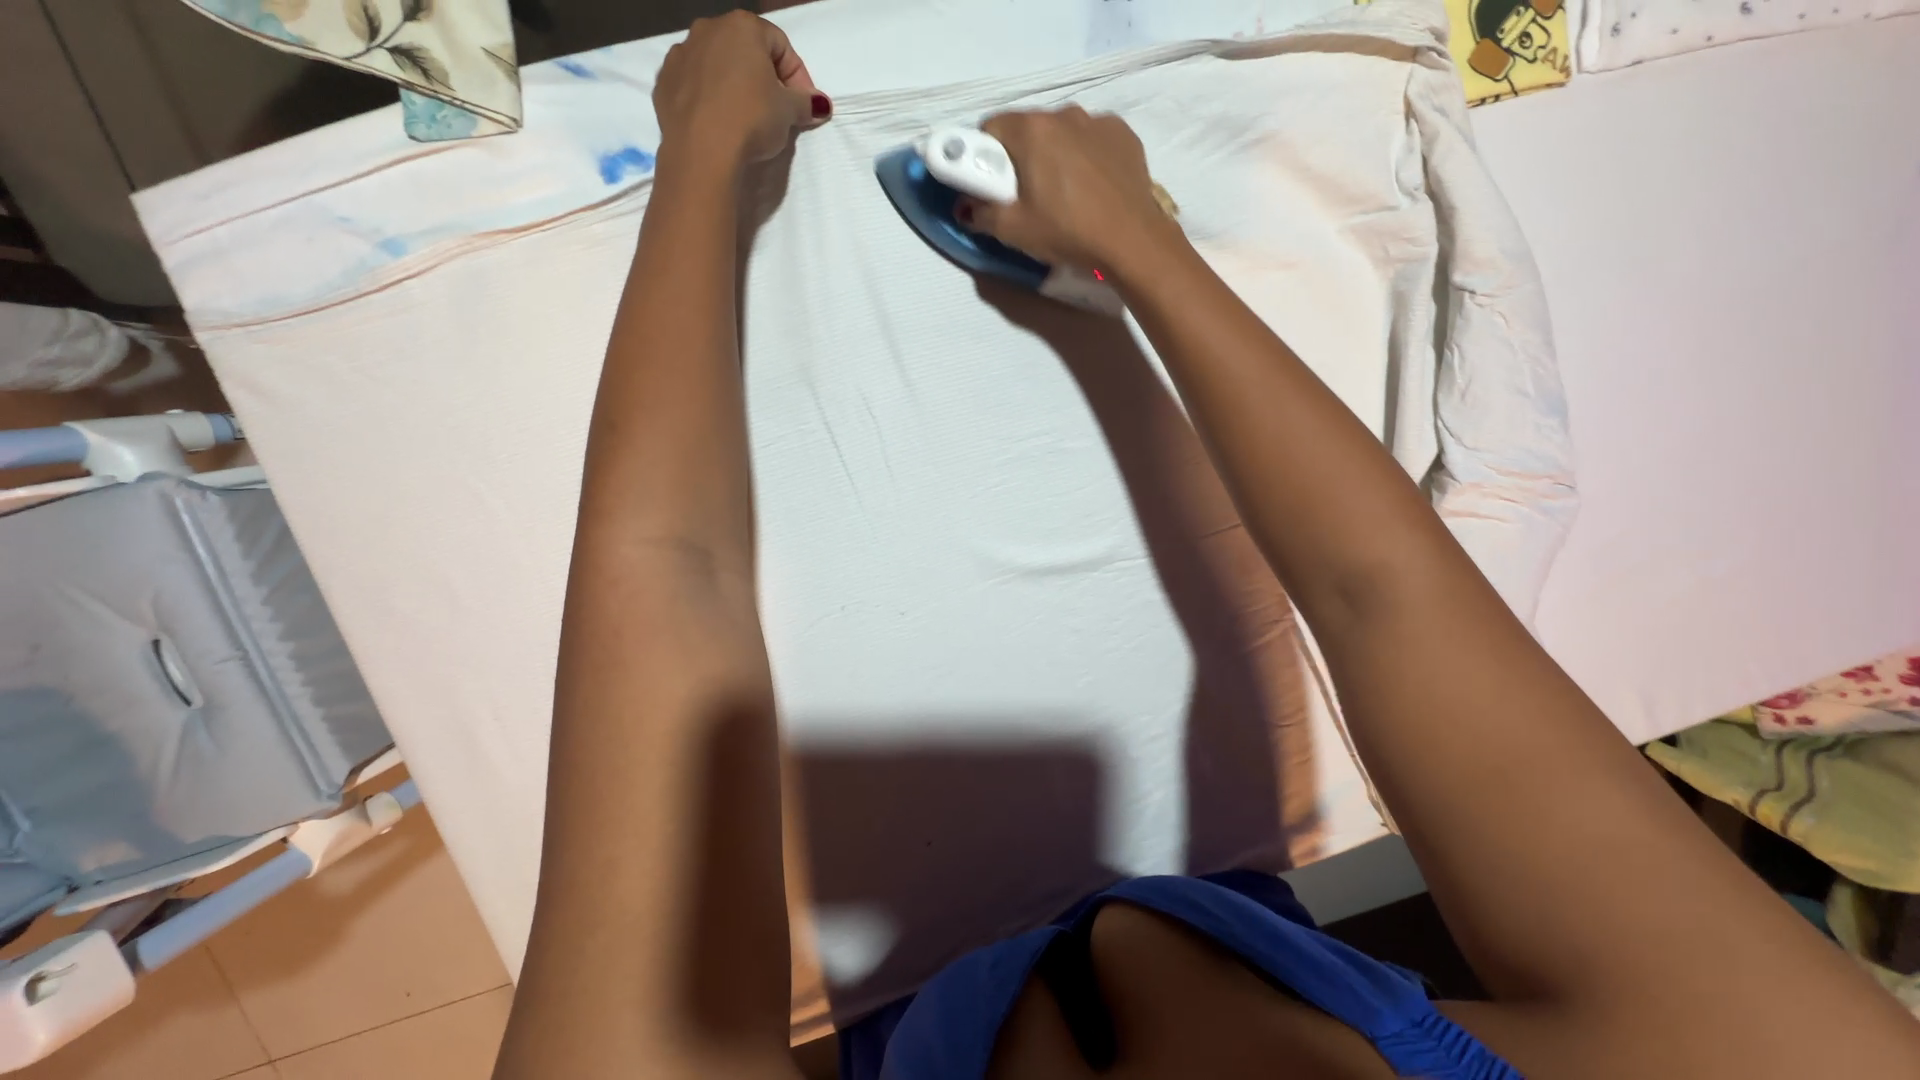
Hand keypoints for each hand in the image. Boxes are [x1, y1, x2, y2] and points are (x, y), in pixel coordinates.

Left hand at [654, 11, 830, 169]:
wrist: (701, 152)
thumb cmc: (752, 120)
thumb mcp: (789, 112)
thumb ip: (805, 103)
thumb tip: (820, 105)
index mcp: (743, 26)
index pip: (781, 46)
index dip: (798, 77)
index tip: (804, 106)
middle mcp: (708, 29)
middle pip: (746, 51)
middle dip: (764, 78)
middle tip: (776, 111)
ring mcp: (681, 54)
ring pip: (716, 66)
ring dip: (733, 85)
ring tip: (744, 118)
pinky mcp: (663, 82)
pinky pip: (693, 85)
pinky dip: (707, 98)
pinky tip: (717, 121)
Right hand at [960, 108, 1173, 273]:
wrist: (1133, 242)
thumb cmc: (1067, 232)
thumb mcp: (1013, 230)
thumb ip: (980, 213)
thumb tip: (965, 207)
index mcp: (1031, 130)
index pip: (990, 127)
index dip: (983, 154)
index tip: (990, 182)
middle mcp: (1064, 114)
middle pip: (1027, 128)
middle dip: (1020, 155)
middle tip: (1025, 195)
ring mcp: (1098, 121)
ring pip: (1062, 133)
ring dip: (1055, 154)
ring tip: (1063, 194)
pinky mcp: (1124, 135)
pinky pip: (1092, 140)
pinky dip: (1086, 157)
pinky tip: (1092, 187)